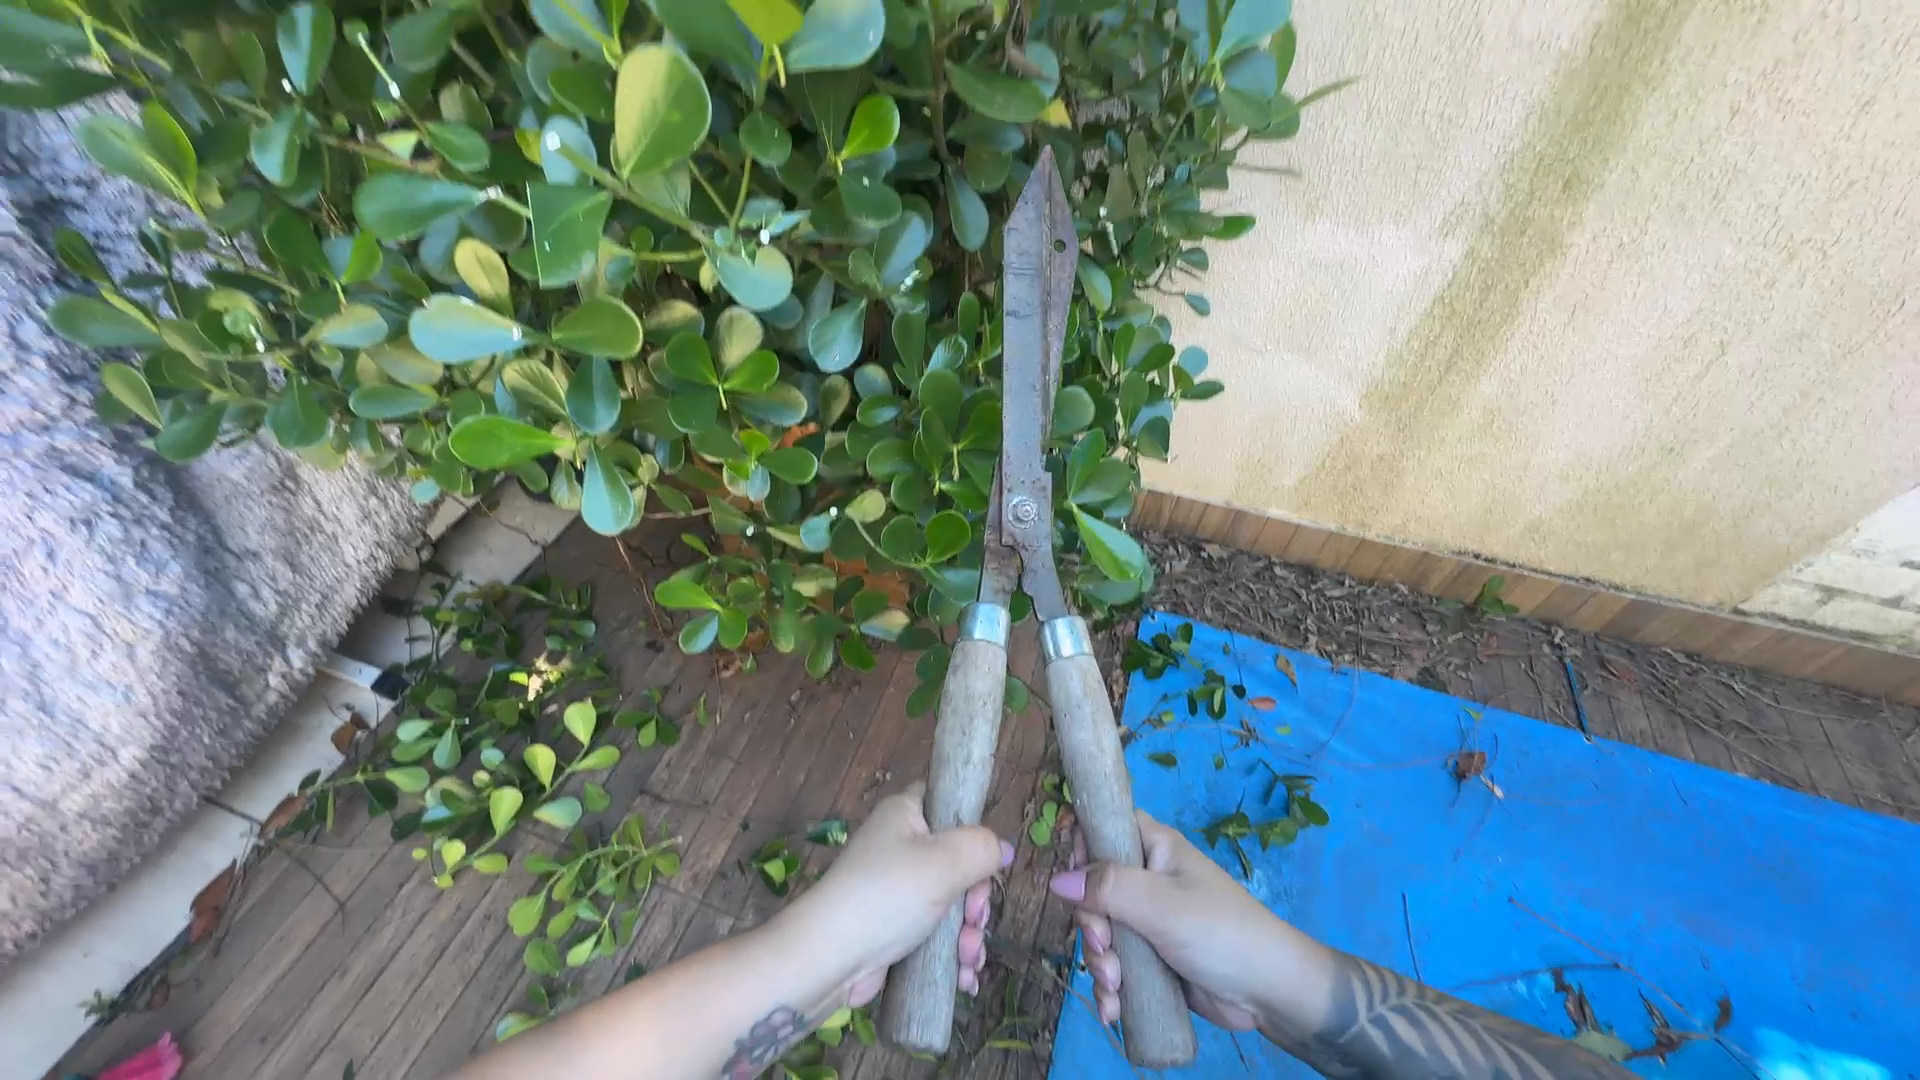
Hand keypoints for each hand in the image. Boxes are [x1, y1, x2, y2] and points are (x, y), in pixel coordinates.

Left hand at [774, 784, 1013, 1008]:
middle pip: (960, 861)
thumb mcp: (943, 862)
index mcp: (905, 813)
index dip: (973, 828)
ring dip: (969, 934)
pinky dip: (954, 954)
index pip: (948, 802)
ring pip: (953, 903)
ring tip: (967, 959)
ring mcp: (898, 889)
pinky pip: (938, 934)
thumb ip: (981, 848)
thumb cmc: (887, 895)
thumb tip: (1002, 849)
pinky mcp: (896, 928)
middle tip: (974, 919)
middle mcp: (901, 845)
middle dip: (976, 899)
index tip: (985, 861)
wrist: (829, 959)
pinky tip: (964, 977)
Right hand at [1049, 811, 1327, 1031]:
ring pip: (1101, 929)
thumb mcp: (1162, 905)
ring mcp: (1147, 919)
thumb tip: (1055, 880)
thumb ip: (1108, 888)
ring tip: (1116, 986)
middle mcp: (1145, 878)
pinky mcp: (1150, 956)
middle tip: (1105, 948)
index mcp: (1153, 847)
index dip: (1082, 846)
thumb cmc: (1219, 931)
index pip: (1103, 827)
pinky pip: (1115, 962)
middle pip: (1093, 887)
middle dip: (1091, 924)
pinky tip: (1113, 1008)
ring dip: (1099, 960)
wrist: (1268, 993)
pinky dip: (1109, 985)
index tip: (1073, 880)